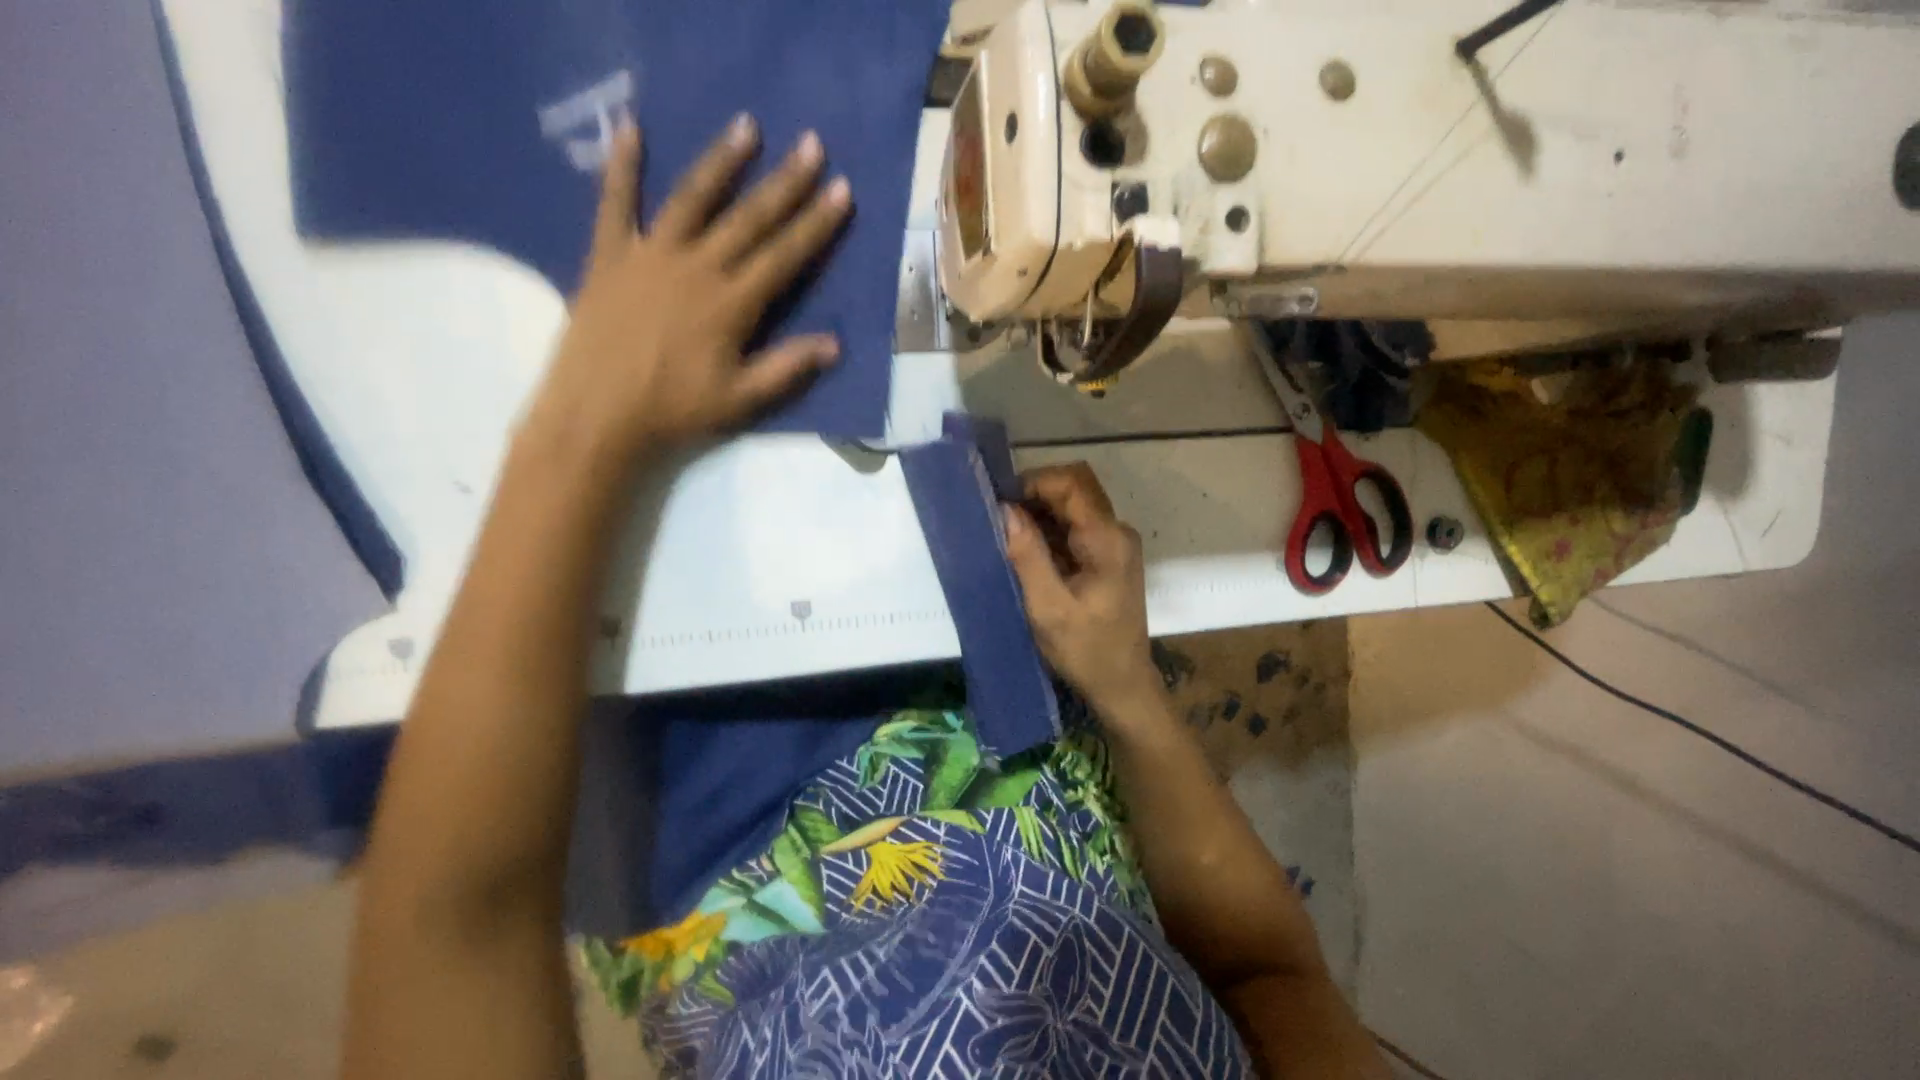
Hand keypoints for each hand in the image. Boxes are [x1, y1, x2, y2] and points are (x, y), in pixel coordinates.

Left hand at [533, 115, 850, 461]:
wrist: (596, 417)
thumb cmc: (672, 412)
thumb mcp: (739, 399)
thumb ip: (786, 368)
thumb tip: (834, 343)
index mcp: (731, 304)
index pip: (784, 255)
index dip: (816, 223)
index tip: (842, 189)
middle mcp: (696, 268)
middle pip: (748, 218)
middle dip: (785, 182)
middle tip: (812, 144)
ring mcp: (650, 256)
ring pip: (692, 199)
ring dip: (722, 162)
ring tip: (747, 126)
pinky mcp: (609, 256)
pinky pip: (615, 203)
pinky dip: (621, 165)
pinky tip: (629, 126)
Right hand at [1003, 463, 1163, 717]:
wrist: (1122, 685)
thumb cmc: (1086, 651)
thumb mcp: (1047, 608)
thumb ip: (1027, 555)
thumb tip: (1004, 509)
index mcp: (1107, 540)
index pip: (1071, 483)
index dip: (1033, 483)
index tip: (999, 503)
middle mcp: (1116, 532)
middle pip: (1073, 488)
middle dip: (1033, 497)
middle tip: (998, 520)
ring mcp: (1114, 543)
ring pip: (1071, 506)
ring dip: (1037, 514)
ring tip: (1005, 537)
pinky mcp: (1106, 556)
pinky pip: (1074, 527)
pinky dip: (1047, 532)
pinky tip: (1024, 552)